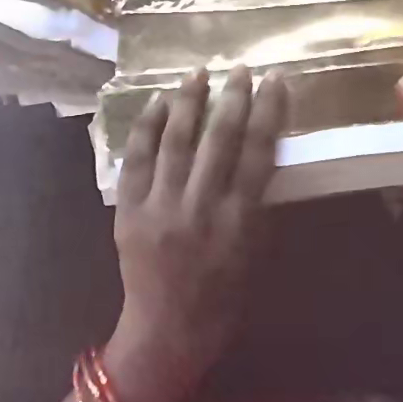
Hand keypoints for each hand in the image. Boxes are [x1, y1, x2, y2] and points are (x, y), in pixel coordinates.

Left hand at [104, 65, 287, 401]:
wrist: (166, 331)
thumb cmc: (221, 299)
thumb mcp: (253, 254)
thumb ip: (255, 204)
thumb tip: (256, 152)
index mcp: (238, 224)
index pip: (257, 154)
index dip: (268, 112)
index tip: (275, 81)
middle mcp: (199, 210)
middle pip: (219, 141)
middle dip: (232, 99)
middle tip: (240, 69)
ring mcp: (158, 208)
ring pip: (175, 142)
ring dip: (189, 103)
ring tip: (198, 73)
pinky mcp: (127, 211)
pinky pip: (136, 159)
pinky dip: (147, 127)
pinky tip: (159, 102)